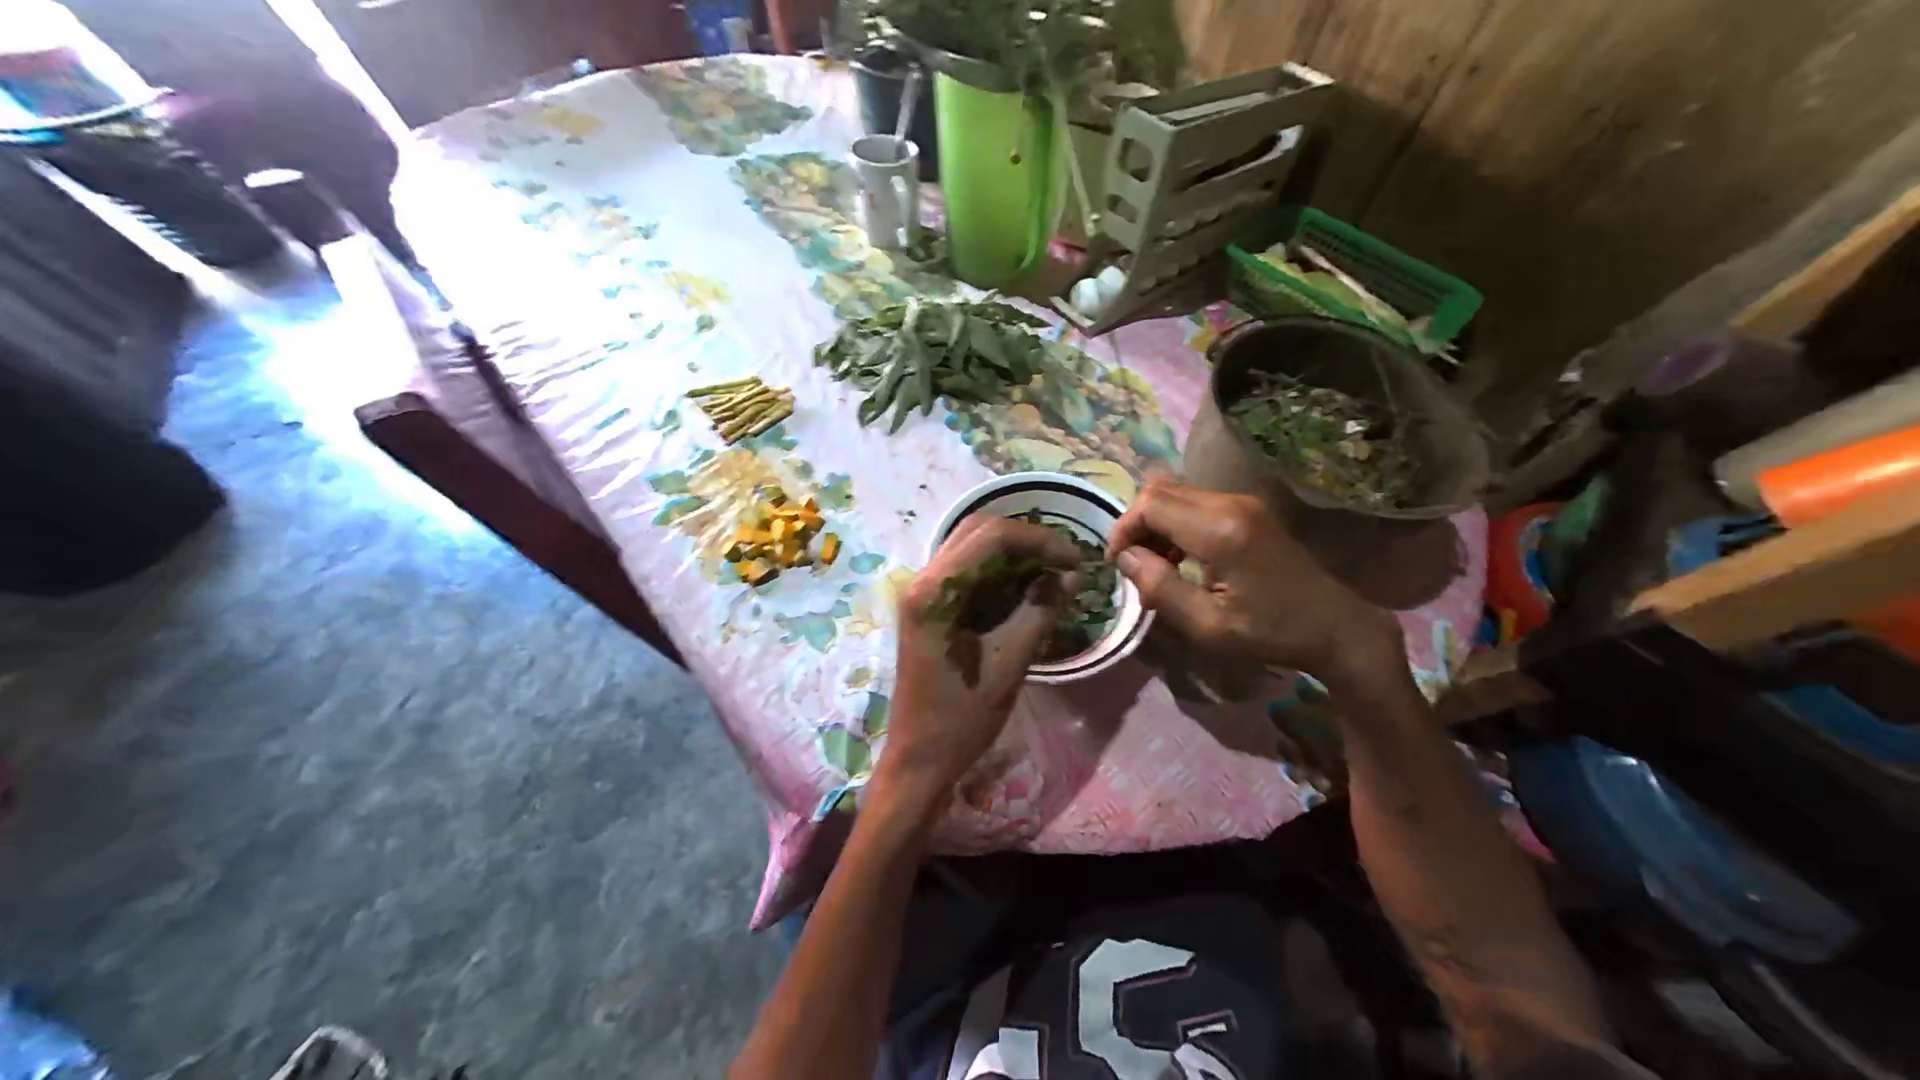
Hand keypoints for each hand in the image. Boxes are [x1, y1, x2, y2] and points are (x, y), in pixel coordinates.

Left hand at [874, 516, 1080, 821]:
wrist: (919, 758)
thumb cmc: (959, 719)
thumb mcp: (1008, 665)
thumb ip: (1039, 612)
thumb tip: (1071, 576)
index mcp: (934, 591)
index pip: (991, 536)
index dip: (1040, 540)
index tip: (1076, 561)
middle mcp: (923, 580)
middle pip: (979, 532)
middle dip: (1028, 541)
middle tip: (1067, 565)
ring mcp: (924, 592)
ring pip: (974, 548)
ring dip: (1016, 555)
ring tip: (1055, 575)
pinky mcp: (932, 607)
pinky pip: (970, 573)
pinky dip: (1002, 574)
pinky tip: (1030, 590)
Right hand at [1106, 476, 1402, 693]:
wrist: (1334, 626)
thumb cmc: (1270, 633)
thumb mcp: (1207, 625)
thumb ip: (1160, 588)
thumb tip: (1125, 558)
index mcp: (1221, 530)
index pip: (1150, 504)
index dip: (1123, 530)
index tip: (1119, 565)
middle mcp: (1230, 503)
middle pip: (1158, 489)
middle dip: (1136, 524)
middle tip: (1135, 565)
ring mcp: (1242, 501)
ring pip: (1174, 492)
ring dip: (1154, 523)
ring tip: (1156, 566)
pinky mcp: (1247, 508)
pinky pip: (1194, 501)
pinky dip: (1174, 522)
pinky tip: (1180, 558)